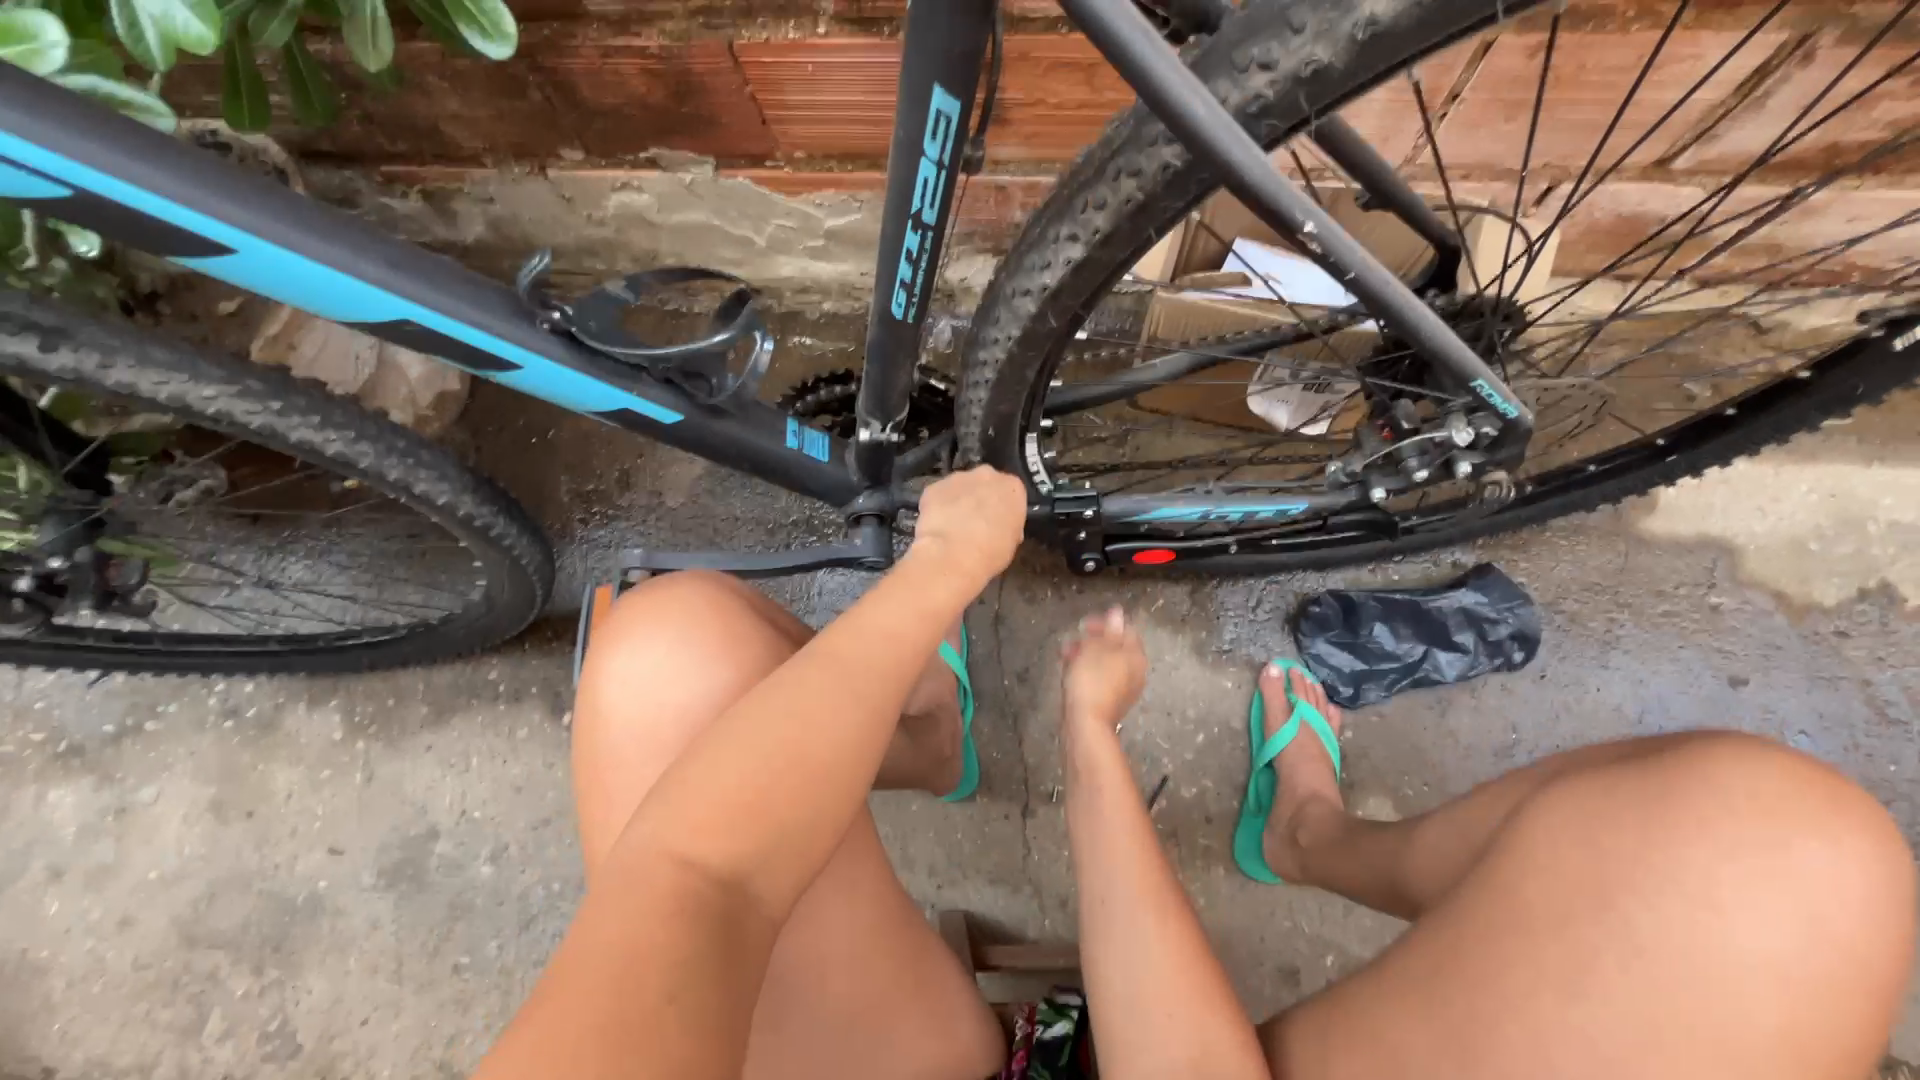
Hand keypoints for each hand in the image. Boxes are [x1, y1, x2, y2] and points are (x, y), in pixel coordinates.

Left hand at [908, 466, 1028, 585]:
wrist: (952, 554)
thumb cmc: (990, 552)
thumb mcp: (1011, 542)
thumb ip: (1007, 526)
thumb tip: (999, 528)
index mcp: (1012, 488)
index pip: (1010, 493)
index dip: (1002, 509)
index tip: (998, 523)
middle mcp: (986, 475)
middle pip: (985, 484)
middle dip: (980, 499)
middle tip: (976, 524)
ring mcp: (957, 478)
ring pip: (959, 488)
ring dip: (958, 502)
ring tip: (953, 527)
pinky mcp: (933, 487)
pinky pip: (938, 496)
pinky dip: (937, 508)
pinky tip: (937, 527)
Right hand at [1061, 607, 1147, 736]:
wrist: (1086, 723)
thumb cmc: (1091, 680)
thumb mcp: (1096, 648)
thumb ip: (1108, 629)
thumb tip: (1117, 612)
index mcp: (1136, 656)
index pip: (1126, 630)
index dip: (1106, 623)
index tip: (1085, 624)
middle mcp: (1135, 671)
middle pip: (1116, 647)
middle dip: (1093, 640)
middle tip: (1074, 640)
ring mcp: (1124, 688)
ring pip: (1106, 663)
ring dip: (1087, 655)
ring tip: (1067, 655)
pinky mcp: (1110, 701)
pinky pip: (1101, 678)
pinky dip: (1087, 671)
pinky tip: (1071, 672)